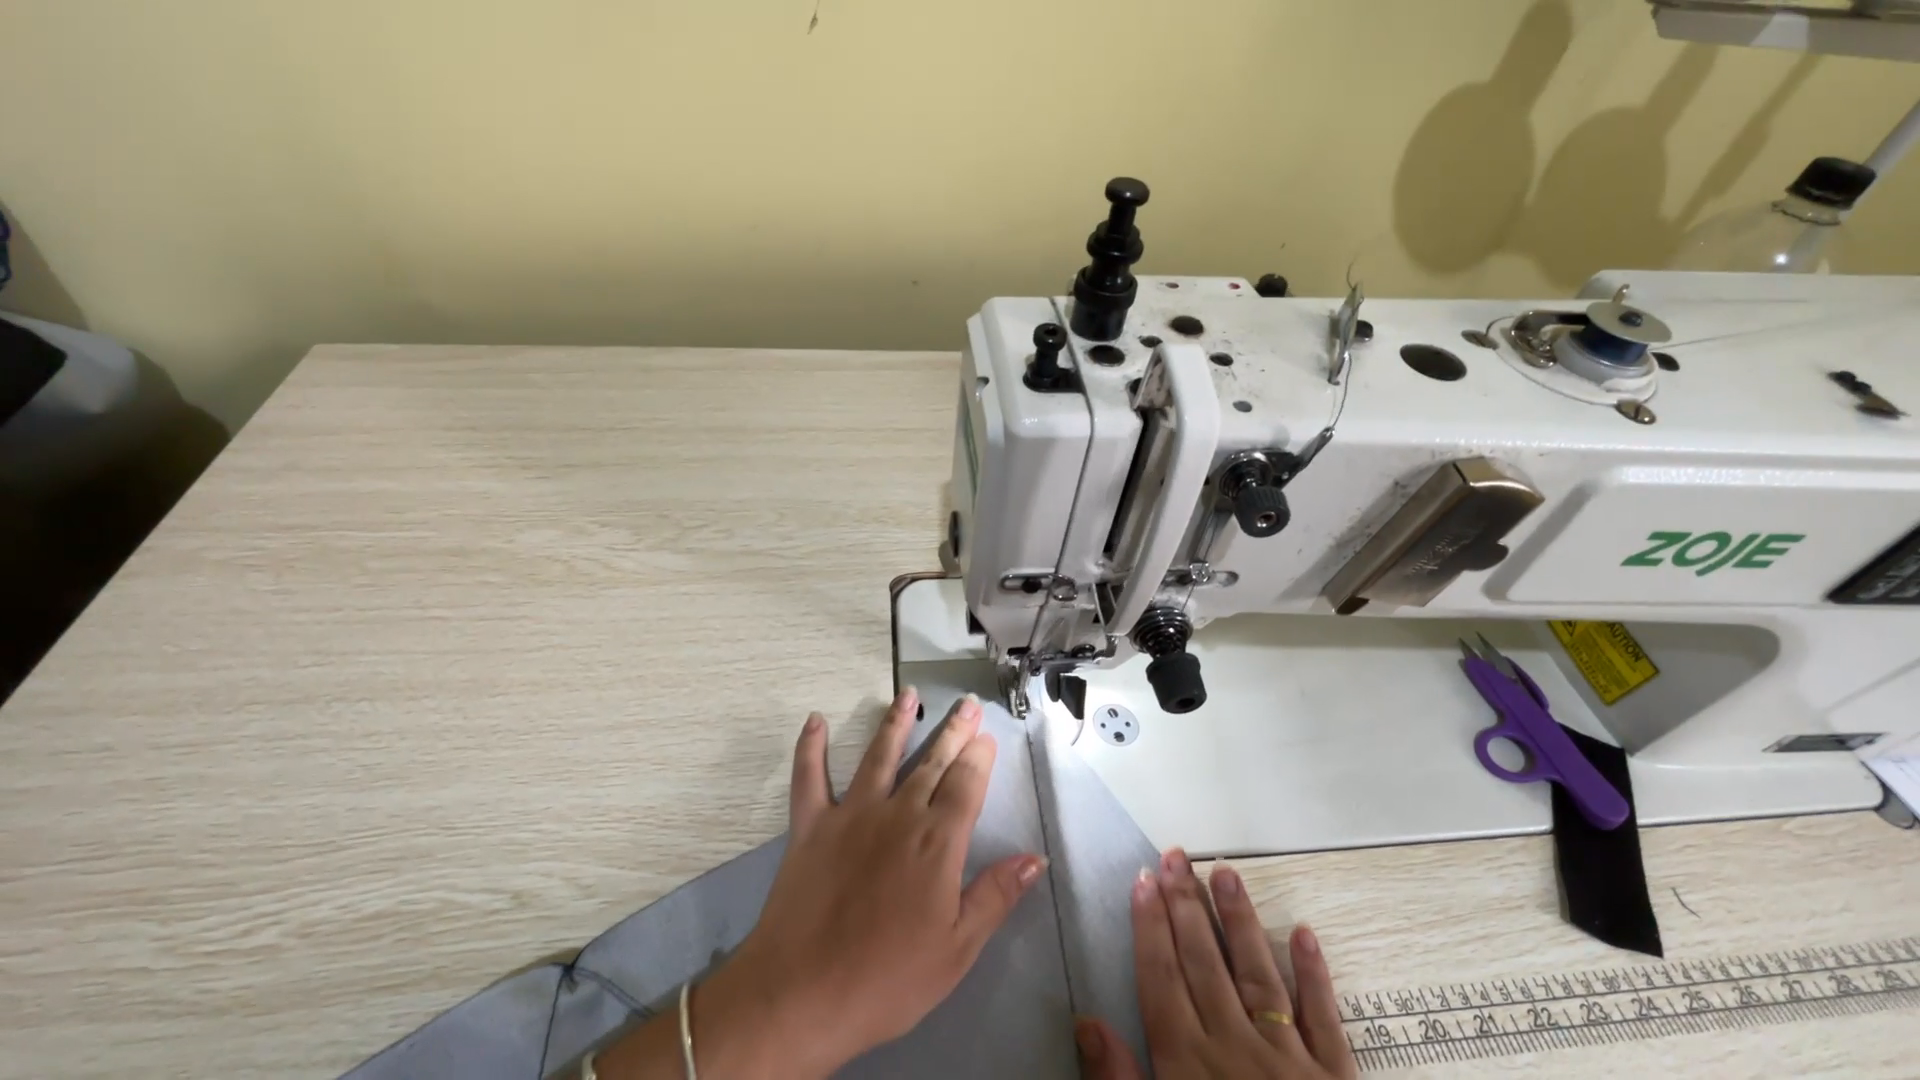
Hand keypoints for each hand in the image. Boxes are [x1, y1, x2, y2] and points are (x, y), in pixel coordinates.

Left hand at [688, 689, 1046, 1077]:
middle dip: (952, 732)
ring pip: (878, 757)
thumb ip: (995, 896)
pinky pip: (810, 778)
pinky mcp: (810, 827)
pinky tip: (815, 721)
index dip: (979, 757)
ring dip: (895, 724)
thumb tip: (1035, 858)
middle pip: (931, 763)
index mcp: (937, 842)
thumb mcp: (957, 948)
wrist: (802, 993)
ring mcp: (850, 816)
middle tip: (965, 705)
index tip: (987, 735)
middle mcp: (897, 815)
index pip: (965, 785)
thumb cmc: (889, 978)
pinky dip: (811, 748)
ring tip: (908, 695)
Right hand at [1075, 850, 1356, 1079]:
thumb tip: (1087, 1021)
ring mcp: (1290, 1061)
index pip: (1162, 978)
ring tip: (1226, 871)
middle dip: (1186, 905)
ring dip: (1240, 921)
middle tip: (1176, 855)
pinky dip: (1315, 976)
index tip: (1141, 880)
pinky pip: (1325, 1020)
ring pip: (1258, 975)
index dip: (1149, 927)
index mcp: (1188, 1064)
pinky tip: (1305, 933)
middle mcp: (1236, 1048)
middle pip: (1204, 963)